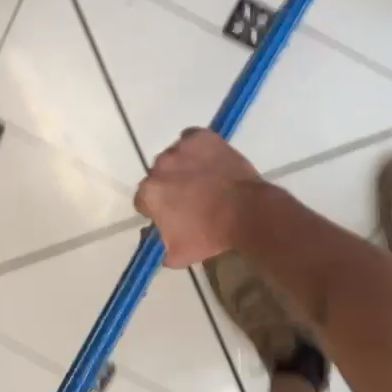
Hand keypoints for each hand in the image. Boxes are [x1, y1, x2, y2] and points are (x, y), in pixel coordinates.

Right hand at [135, 129, 265, 268]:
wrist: (247, 213)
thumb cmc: (210, 235)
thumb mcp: (178, 255)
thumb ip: (159, 246)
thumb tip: (156, 239)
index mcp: (149, 193)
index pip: (143, 200)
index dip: (157, 208)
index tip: (171, 214)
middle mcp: (159, 167)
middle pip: (158, 176)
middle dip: (170, 185)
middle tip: (190, 197)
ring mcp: (180, 148)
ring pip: (175, 156)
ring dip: (183, 166)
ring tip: (204, 178)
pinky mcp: (201, 137)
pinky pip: (192, 139)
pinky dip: (197, 148)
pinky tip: (209, 160)